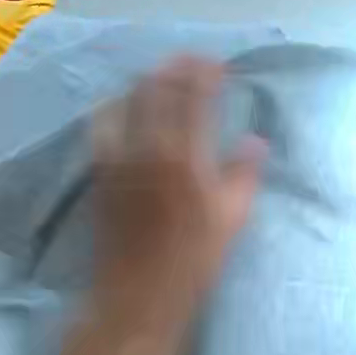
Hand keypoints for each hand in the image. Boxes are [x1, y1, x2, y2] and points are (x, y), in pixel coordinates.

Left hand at [90, 57, 264, 334]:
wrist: (137, 295)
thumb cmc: (193, 259)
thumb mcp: (232, 217)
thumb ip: (244, 173)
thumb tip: (255, 140)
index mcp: (184, 156)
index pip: (193, 98)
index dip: (203, 73)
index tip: (215, 61)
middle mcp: (147, 148)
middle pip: (156, 91)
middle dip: (174, 68)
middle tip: (189, 59)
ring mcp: (118, 159)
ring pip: (126, 102)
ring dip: (145, 82)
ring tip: (160, 76)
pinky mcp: (100, 173)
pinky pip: (104, 126)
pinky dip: (118, 106)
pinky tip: (125, 107)